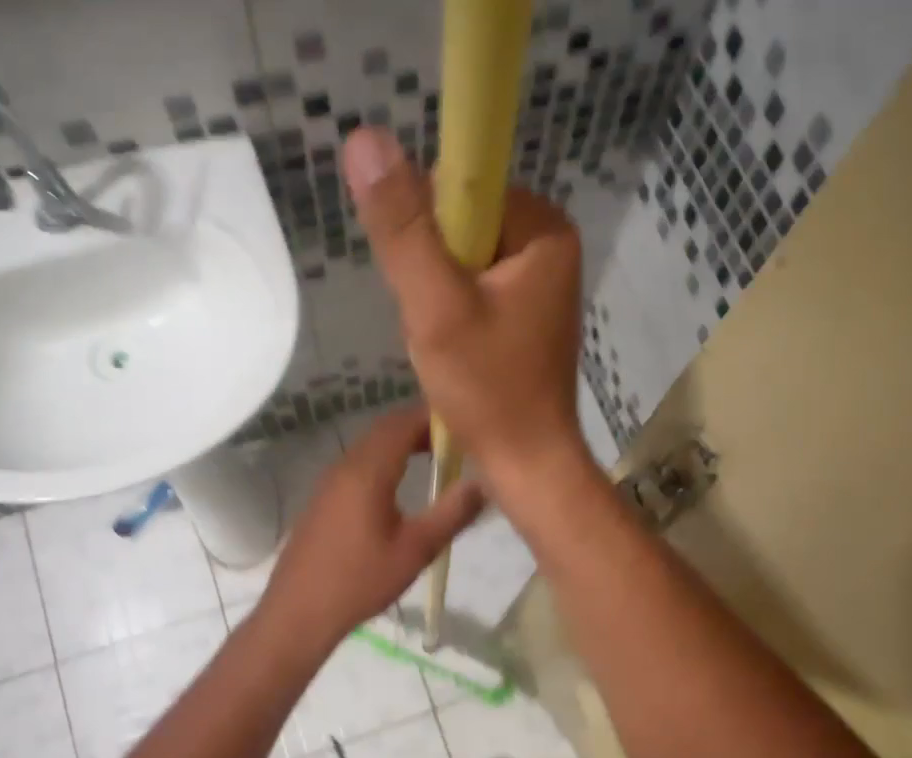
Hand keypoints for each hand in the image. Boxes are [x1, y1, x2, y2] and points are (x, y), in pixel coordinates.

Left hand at [262, 406, 484, 642]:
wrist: (298, 611)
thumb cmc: (360, 581)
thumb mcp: (416, 550)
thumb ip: (453, 512)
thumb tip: (486, 482)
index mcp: (368, 470)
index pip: (403, 421)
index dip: (436, 415)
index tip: (469, 422)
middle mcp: (345, 465)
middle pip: (386, 429)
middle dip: (422, 427)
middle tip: (459, 439)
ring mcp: (330, 481)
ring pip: (371, 446)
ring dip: (403, 443)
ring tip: (438, 457)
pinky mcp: (324, 498)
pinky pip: (359, 464)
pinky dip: (385, 460)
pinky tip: (401, 484)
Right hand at [340, 127, 590, 487]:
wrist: (526, 465)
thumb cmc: (488, 390)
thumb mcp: (436, 306)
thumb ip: (402, 228)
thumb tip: (365, 139)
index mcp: (543, 229)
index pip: (460, 184)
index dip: (424, 228)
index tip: (423, 283)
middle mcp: (547, 245)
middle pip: (458, 223)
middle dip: (429, 271)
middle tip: (435, 323)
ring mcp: (537, 282)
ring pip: (457, 260)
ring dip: (433, 297)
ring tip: (444, 342)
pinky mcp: (522, 312)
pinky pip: (468, 290)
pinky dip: (447, 317)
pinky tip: (452, 352)